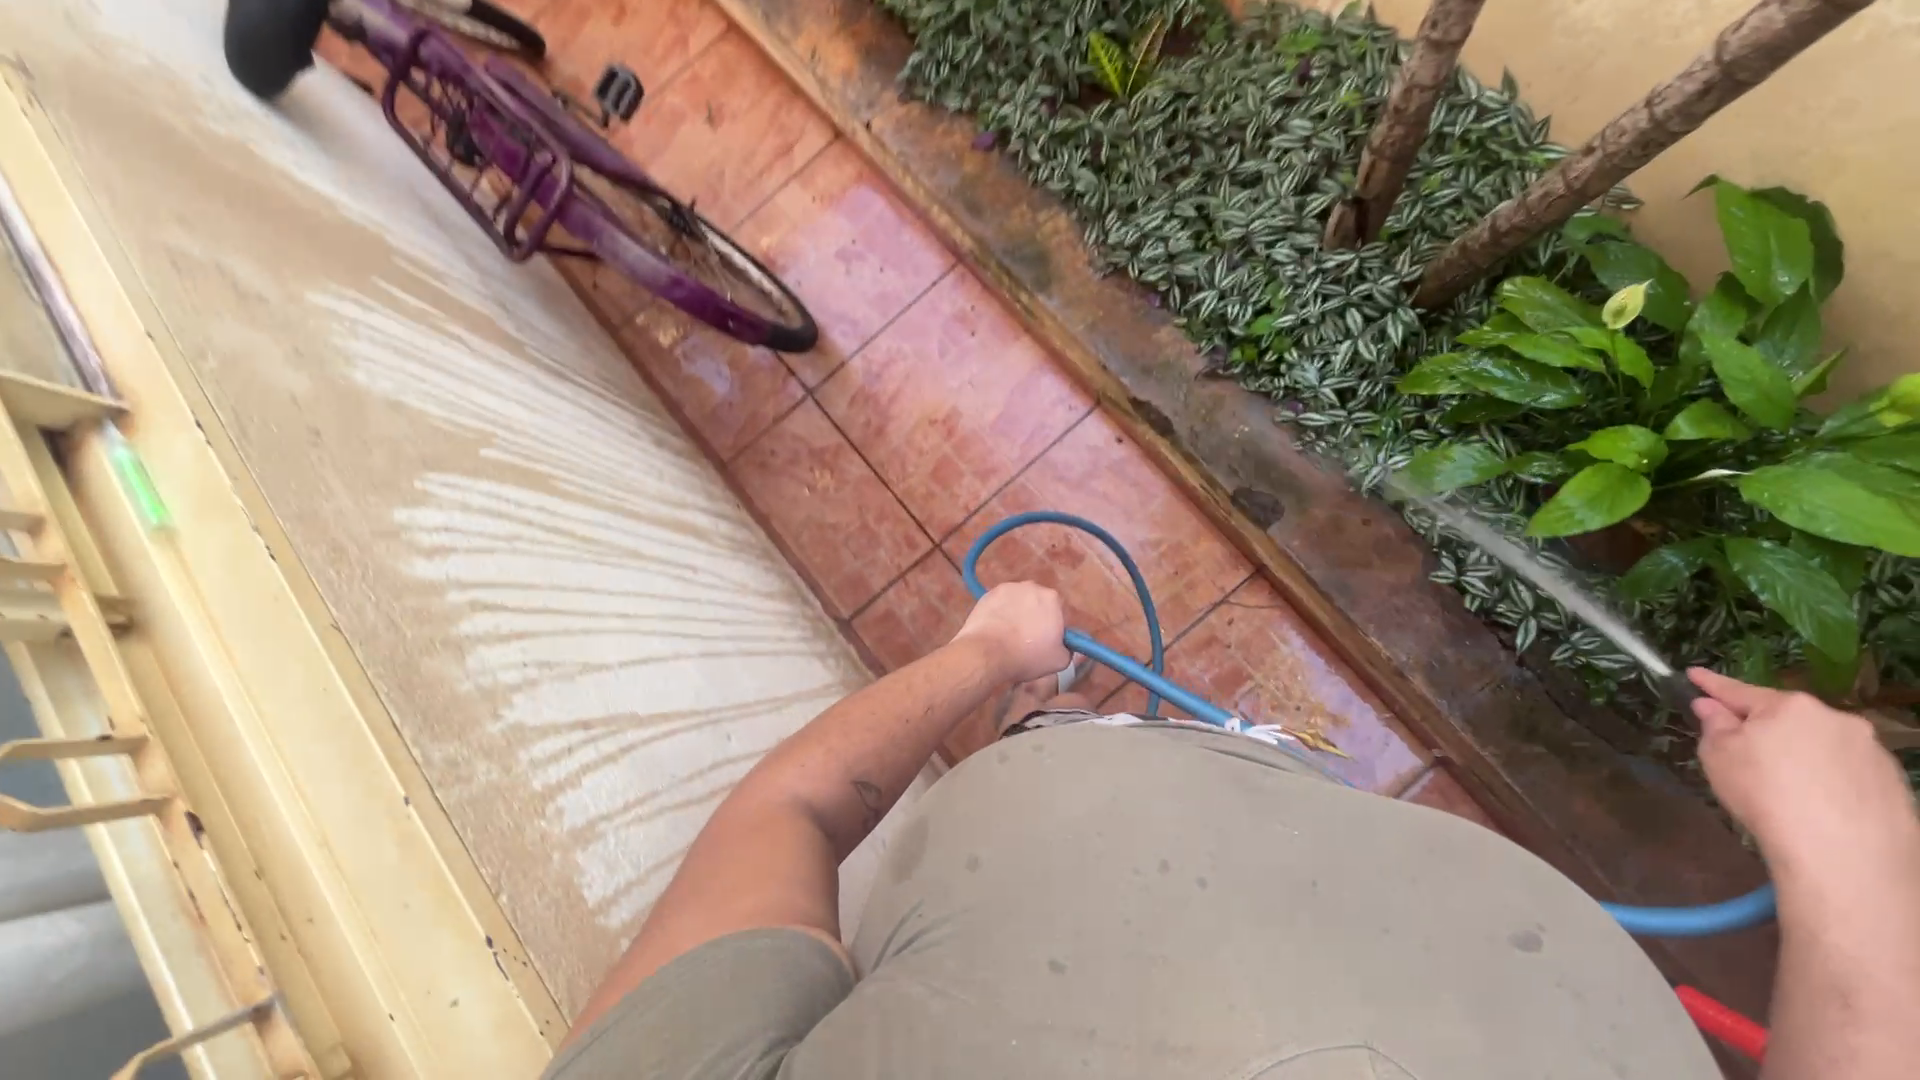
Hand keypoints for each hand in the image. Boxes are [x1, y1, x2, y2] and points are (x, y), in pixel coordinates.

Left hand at [951, 582, 1068, 683]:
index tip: (1049, 641)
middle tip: (1029, 638)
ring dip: (1017, 613)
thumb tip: (1066, 645)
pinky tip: (996, 628)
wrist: (987, 653)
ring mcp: (1008, 588)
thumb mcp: (1060, 660)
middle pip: (1038, 603)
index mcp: (1053, 598)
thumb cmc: (1027, 656)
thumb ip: (1070, 649)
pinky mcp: (988, 593)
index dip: (1056, 627)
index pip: (1060, 611)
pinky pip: (1000, 603)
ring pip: (1018, 602)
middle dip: (1036, 617)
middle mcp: (1032, 586)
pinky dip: (1000, 612)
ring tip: (1009, 634)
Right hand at [1689, 668, 1918, 875]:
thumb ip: (1714, 724)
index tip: (1694, 674)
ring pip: (1822, 742)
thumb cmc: (1764, 793)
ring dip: (1801, 751)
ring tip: (1787, 783)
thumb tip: (1712, 707)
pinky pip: (1849, 769)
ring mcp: (1871, 750)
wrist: (1842, 852)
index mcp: (1789, 707)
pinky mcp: (1894, 781)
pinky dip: (1830, 776)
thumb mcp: (1718, 755)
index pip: (1739, 690)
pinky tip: (1819, 800)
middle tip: (1742, 747)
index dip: (1712, 683)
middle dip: (1764, 725)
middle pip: (1787, 716)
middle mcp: (1836, 719)